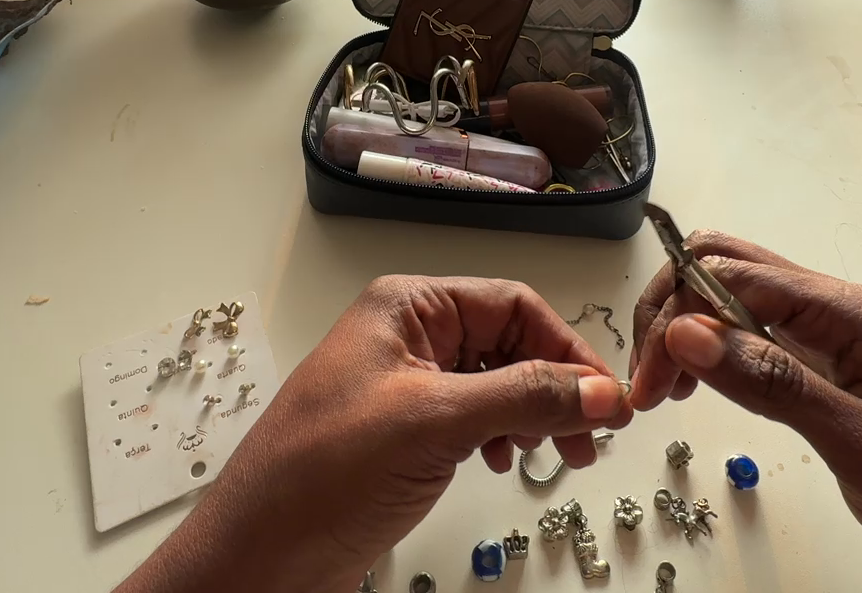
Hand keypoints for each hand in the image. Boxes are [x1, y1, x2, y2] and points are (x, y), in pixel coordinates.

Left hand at [118, 276, 632, 592]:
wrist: (255, 558)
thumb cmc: (327, 472)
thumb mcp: (436, 422)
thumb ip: (525, 396)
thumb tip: (603, 391)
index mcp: (409, 304)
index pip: (510, 304)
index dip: (565, 346)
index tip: (606, 398)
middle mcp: (409, 332)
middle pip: (506, 340)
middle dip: (552, 384)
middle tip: (590, 437)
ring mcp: (406, 380)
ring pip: (494, 378)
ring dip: (532, 411)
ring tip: (555, 454)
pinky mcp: (404, 425)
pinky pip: (472, 412)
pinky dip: (501, 432)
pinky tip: (504, 459)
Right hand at [629, 232, 861, 592]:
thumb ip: (774, 383)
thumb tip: (685, 329)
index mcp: (845, 310)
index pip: (728, 275)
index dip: (673, 315)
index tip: (648, 382)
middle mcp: (833, 302)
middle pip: (723, 263)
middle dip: (670, 306)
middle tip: (650, 379)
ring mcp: (831, 325)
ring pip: (733, 289)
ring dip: (686, 323)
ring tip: (667, 386)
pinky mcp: (829, 353)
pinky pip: (753, 325)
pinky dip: (712, 343)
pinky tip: (702, 383)